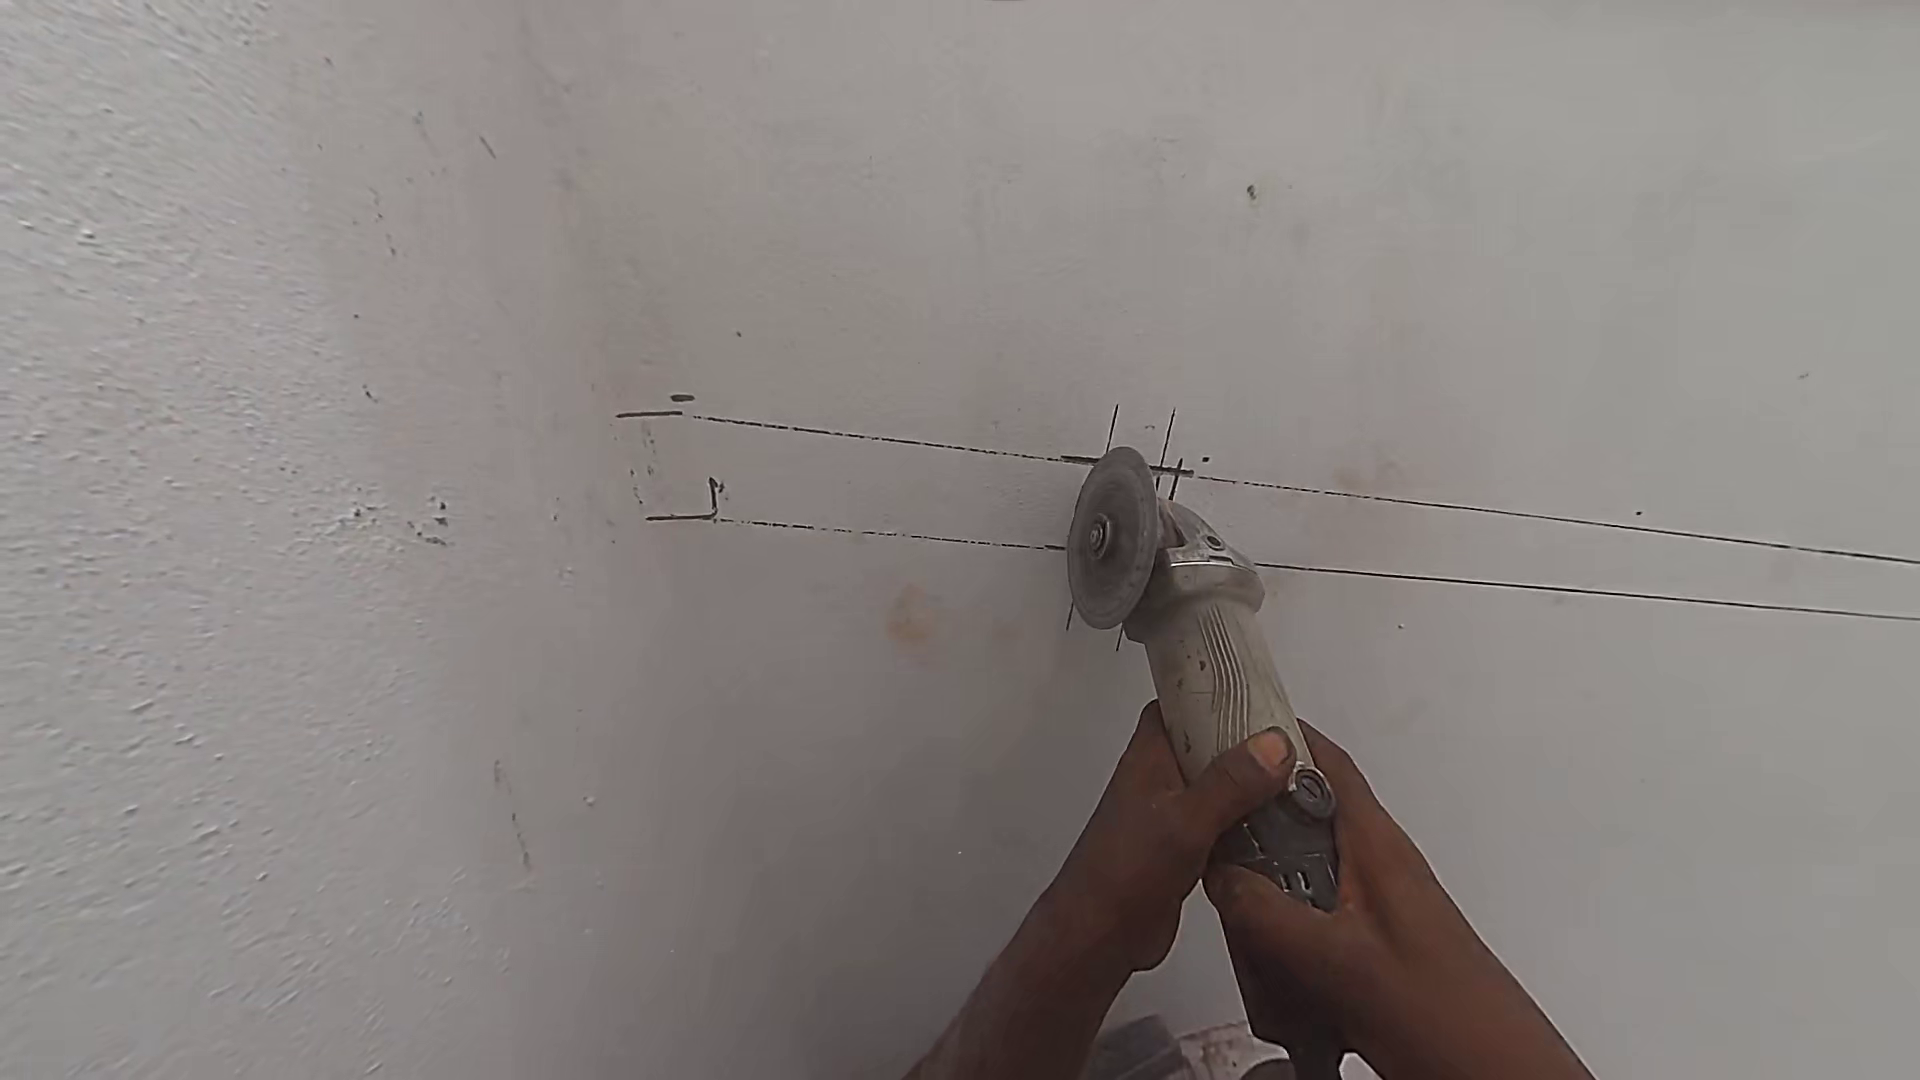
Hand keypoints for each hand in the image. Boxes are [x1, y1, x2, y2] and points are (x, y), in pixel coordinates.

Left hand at [1043, 701, 1296, 973]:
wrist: (1103, 929)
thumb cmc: (1129, 866)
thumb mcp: (1185, 820)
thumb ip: (1229, 783)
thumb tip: (1275, 743)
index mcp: (1148, 755)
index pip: (1174, 707)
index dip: (1207, 694)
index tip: (1251, 691)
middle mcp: (1157, 776)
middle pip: (1201, 743)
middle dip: (1240, 740)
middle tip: (1289, 741)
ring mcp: (1168, 811)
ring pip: (1213, 783)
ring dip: (1246, 782)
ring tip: (1295, 779)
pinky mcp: (1181, 844)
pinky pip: (1218, 818)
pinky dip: (1244, 818)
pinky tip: (1279, 826)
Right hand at [1204, 722, 1594, 1079]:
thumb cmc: (1436, 1012)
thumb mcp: (1340, 962)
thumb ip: (1267, 913)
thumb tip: (1212, 870)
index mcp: (1374, 843)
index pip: (1326, 761)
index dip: (1281, 730)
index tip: (1226, 719)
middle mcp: (1373, 859)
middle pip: (1303, 806)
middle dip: (1252, 801)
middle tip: (1202, 803)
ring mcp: (1373, 898)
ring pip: (1301, 855)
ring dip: (1261, 859)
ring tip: (1216, 869)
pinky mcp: (1371, 934)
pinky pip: (1309, 897)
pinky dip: (1276, 901)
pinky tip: (1254, 931)